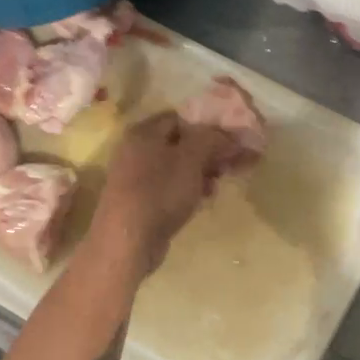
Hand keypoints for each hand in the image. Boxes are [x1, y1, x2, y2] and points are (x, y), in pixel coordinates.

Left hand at [91, 111, 242, 275]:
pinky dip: (188, 189)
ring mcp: (136, 177)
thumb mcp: (191, 159)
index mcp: (144, 132)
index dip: (209, 126)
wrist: (127, 241)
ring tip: (218, 184)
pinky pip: (170, 186)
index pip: (182, 117)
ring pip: (177, 166)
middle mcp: (136, 149)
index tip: (232, 140)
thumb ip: (212, 140)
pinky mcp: (141, 200)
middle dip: (209, 152)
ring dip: (201, 172)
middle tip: (232, 163)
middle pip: (180, 143)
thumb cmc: (160, 192)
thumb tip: (230, 135)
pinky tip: (203, 200)